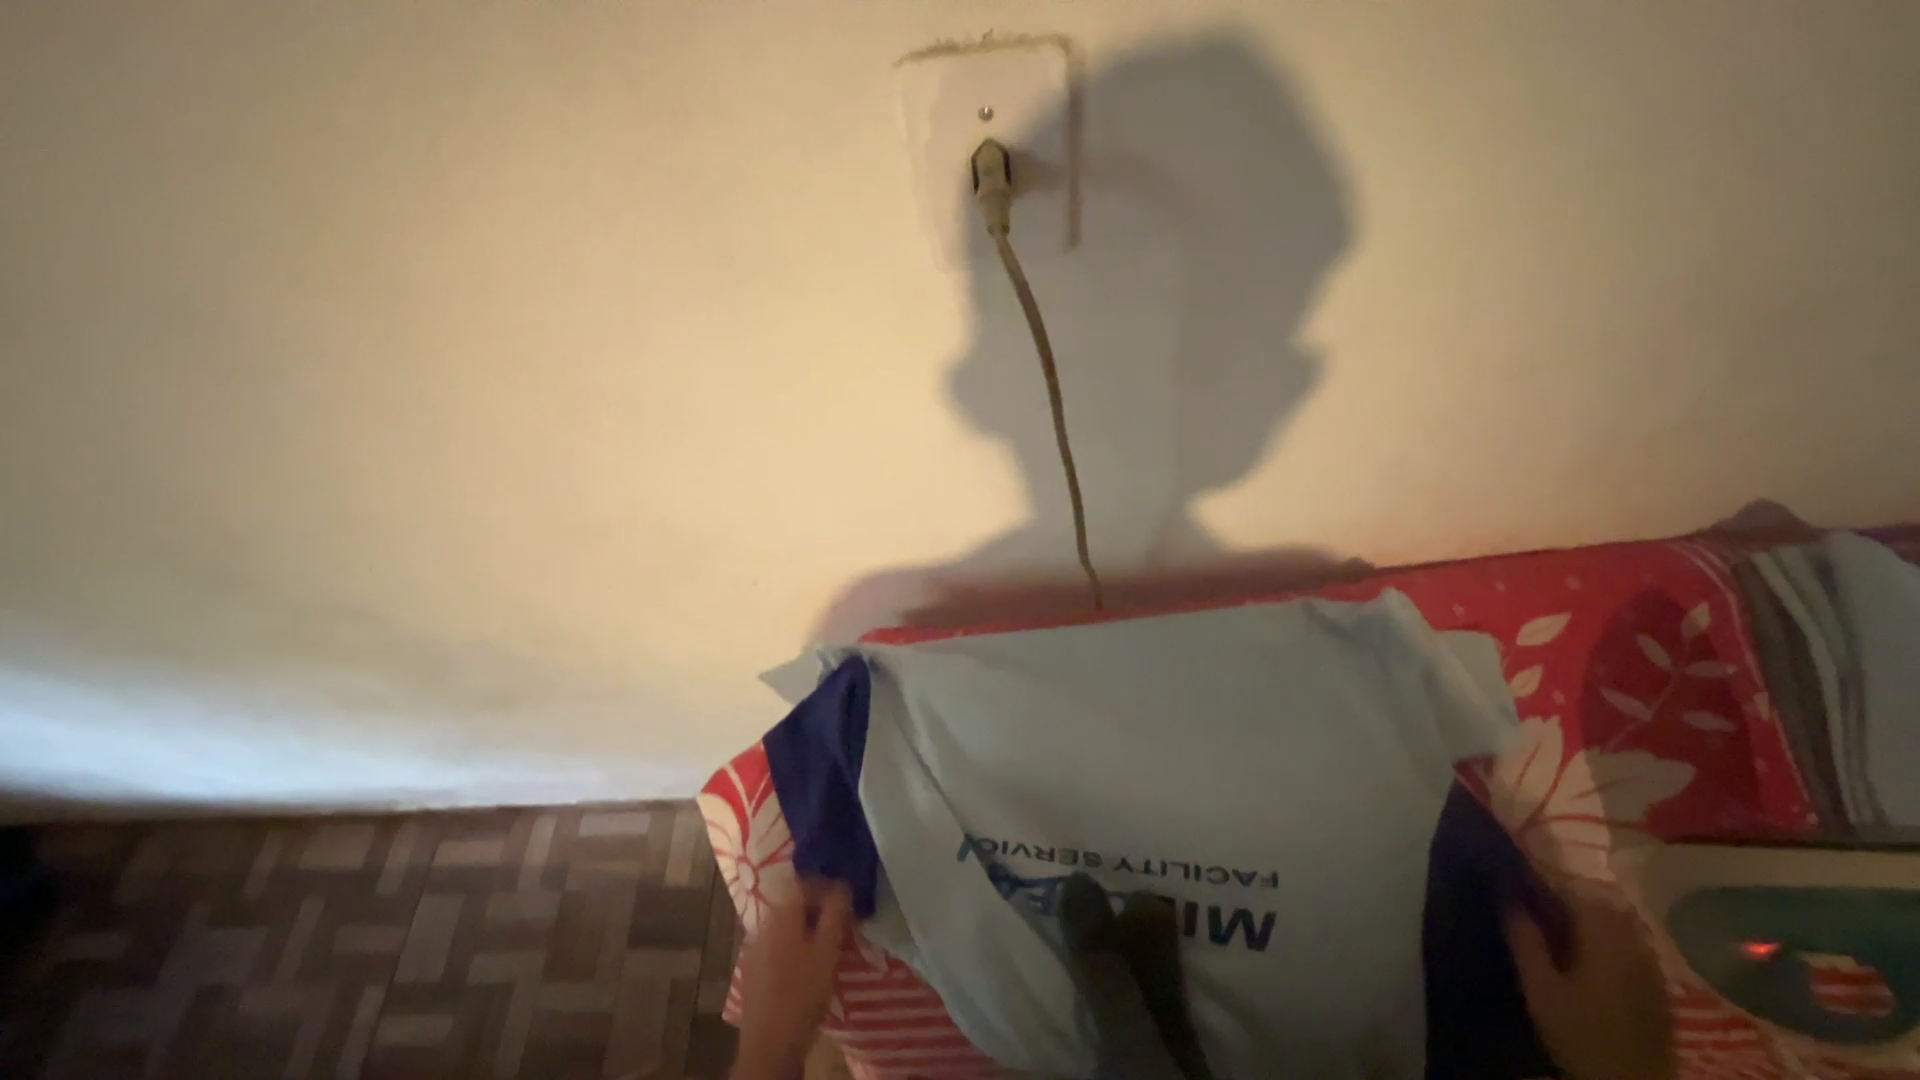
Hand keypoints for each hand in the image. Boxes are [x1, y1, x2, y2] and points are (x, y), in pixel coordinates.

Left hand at [732, 880, 852, 1079]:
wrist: (770, 1044)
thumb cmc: (802, 993)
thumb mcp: (827, 951)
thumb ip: (835, 913)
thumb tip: (842, 883)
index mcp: (780, 914)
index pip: (803, 882)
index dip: (826, 883)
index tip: (847, 894)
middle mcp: (763, 924)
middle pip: (793, 903)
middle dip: (818, 907)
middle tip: (842, 919)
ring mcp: (755, 948)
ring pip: (786, 925)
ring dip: (807, 927)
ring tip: (829, 941)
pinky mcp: (754, 970)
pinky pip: (778, 945)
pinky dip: (795, 945)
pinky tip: (808, 963)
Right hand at [1506, 882, 1674, 1079]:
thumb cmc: (1579, 1035)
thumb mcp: (1540, 988)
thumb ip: (1524, 939)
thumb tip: (1507, 896)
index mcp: (1604, 939)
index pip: (1574, 888)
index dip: (1544, 876)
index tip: (1516, 873)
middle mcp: (1634, 943)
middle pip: (1602, 898)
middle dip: (1567, 890)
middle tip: (1534, 898)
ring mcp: (1651, 964)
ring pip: (1620, 918)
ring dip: (1589, 910)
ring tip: (1557, 921)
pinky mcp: (1658, 983)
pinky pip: (1632, 940)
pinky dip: (1607, 931)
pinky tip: (1587, 950)